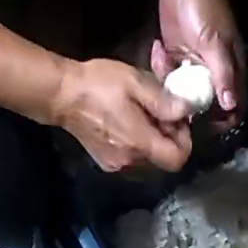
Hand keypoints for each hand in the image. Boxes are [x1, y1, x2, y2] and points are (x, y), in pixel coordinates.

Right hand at [50, 59, 192, 171]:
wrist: (61, 95)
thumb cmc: (98, 84)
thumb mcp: (135, 82)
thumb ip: (164, 101)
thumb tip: (186, 111)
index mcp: (140, 143)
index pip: (177, 159)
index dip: (184, 141)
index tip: (177, 121)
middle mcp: (130, 161)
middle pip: (164, 159)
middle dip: (168, 138)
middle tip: (160, 112)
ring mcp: (117, 165)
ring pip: (149, 159)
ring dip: (153, 141)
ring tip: (143, 116)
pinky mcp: (107, 163)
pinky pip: (134, 159)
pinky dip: (138, 145)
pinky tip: (128, 124)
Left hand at [153, 0, 243, 121]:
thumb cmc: (205, 9)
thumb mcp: (215, 44)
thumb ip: (222, 75)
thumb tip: (231, 105)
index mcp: (230, 69)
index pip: (234, 104)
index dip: (223, 120)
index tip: (206, 129)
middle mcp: (214, 72)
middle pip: (206, 103)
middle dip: (190, 109)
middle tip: (173, 110)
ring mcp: (194, 65)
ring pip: (184, 92)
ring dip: (172, 89)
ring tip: (163, 71)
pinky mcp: (176, 57)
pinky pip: (169, 76)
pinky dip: (161, 70)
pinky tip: (159, 51)